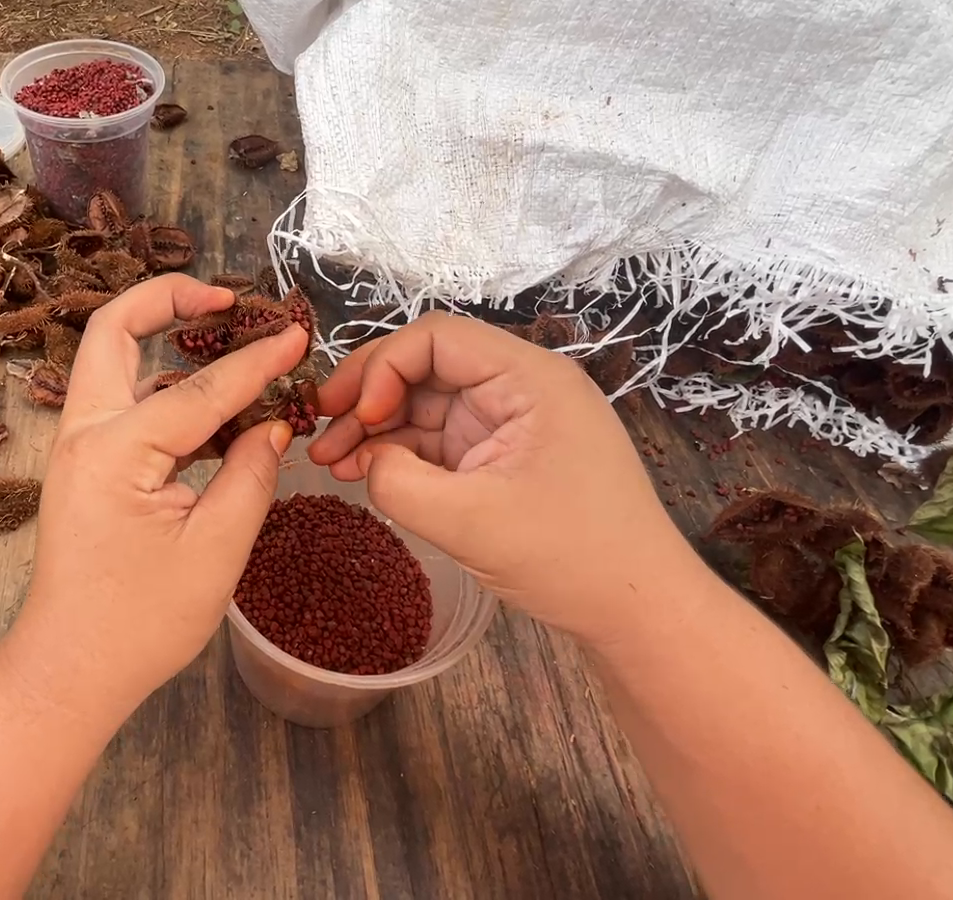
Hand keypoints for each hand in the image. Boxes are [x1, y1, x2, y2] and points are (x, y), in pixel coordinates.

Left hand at [6, 274, 310, 711]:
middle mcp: (84, 434)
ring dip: (166, 342)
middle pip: (112, 331)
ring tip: (229, 343)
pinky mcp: (87, 465)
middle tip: (223, 295)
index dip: (256, 363)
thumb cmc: (139, 624)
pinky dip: (166, 391)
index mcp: (114, 451)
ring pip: (114, 362)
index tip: (297, 337)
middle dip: (166, 299)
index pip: (199, 390)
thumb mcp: (214, 553)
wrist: (70, 669)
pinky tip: (213, 409)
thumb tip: (274, 426)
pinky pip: (126, 404)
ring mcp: (78, 447)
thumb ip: (249, 478)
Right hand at [306, 312, 699, 645]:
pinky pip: (433, 439)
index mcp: (528, 378)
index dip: (384, 369)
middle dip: (366, 396)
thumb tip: (364, 460)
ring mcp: (504, 422)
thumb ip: (399, 483)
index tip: (358, 418)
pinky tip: (358, 473)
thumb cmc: (571, 559)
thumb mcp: (472, 522)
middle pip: (423, 366)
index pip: (436, 338)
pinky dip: (394, 454)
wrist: (635, 614)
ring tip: (327, 460)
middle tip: (317, 426)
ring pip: (421, 404)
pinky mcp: (495, 454)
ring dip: (372, 429)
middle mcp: (516, 387)